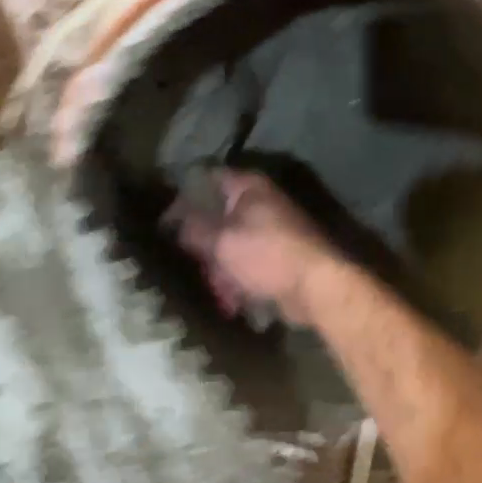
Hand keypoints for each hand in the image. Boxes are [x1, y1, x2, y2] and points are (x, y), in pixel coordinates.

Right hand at [168, 170, 341, 322]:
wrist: (315, 286)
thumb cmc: (266, 254)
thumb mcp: (221, 241)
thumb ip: (194, 229)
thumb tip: (174, 222)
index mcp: (249, 187)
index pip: (208, 179)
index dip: (184, 197)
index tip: (166, 220)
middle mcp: (262, 203)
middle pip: (219, 217)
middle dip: (204, 246)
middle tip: (192, 264)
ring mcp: (272, 231)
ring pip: (232, 245)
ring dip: (220, 270)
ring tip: (216, 291)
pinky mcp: (279, 258)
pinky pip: (249, 265)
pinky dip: (238, 281)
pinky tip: (231, 303)